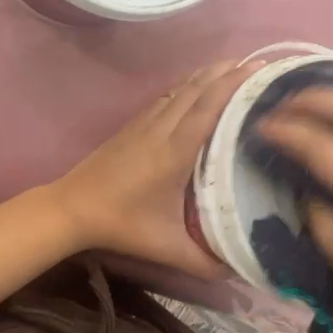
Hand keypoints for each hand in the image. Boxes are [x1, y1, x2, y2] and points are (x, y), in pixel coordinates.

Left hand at [47, 60, 262, 278]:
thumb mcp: (167, 248)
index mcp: (173, 152)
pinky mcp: (133, 126)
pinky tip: (200, 87)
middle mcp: (160, 129)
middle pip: (196, 89)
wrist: (71, 208)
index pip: (207, 109)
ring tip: (237, 67)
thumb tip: (246, 269)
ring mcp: (144, 124)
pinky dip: (189, 87)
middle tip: (261, 64)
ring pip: (180, 89)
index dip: (234, 87)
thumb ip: (206, 261)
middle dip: (228, 72)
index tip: (261, 70)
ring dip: (208, 75)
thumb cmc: (121, 225)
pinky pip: (167, 97)